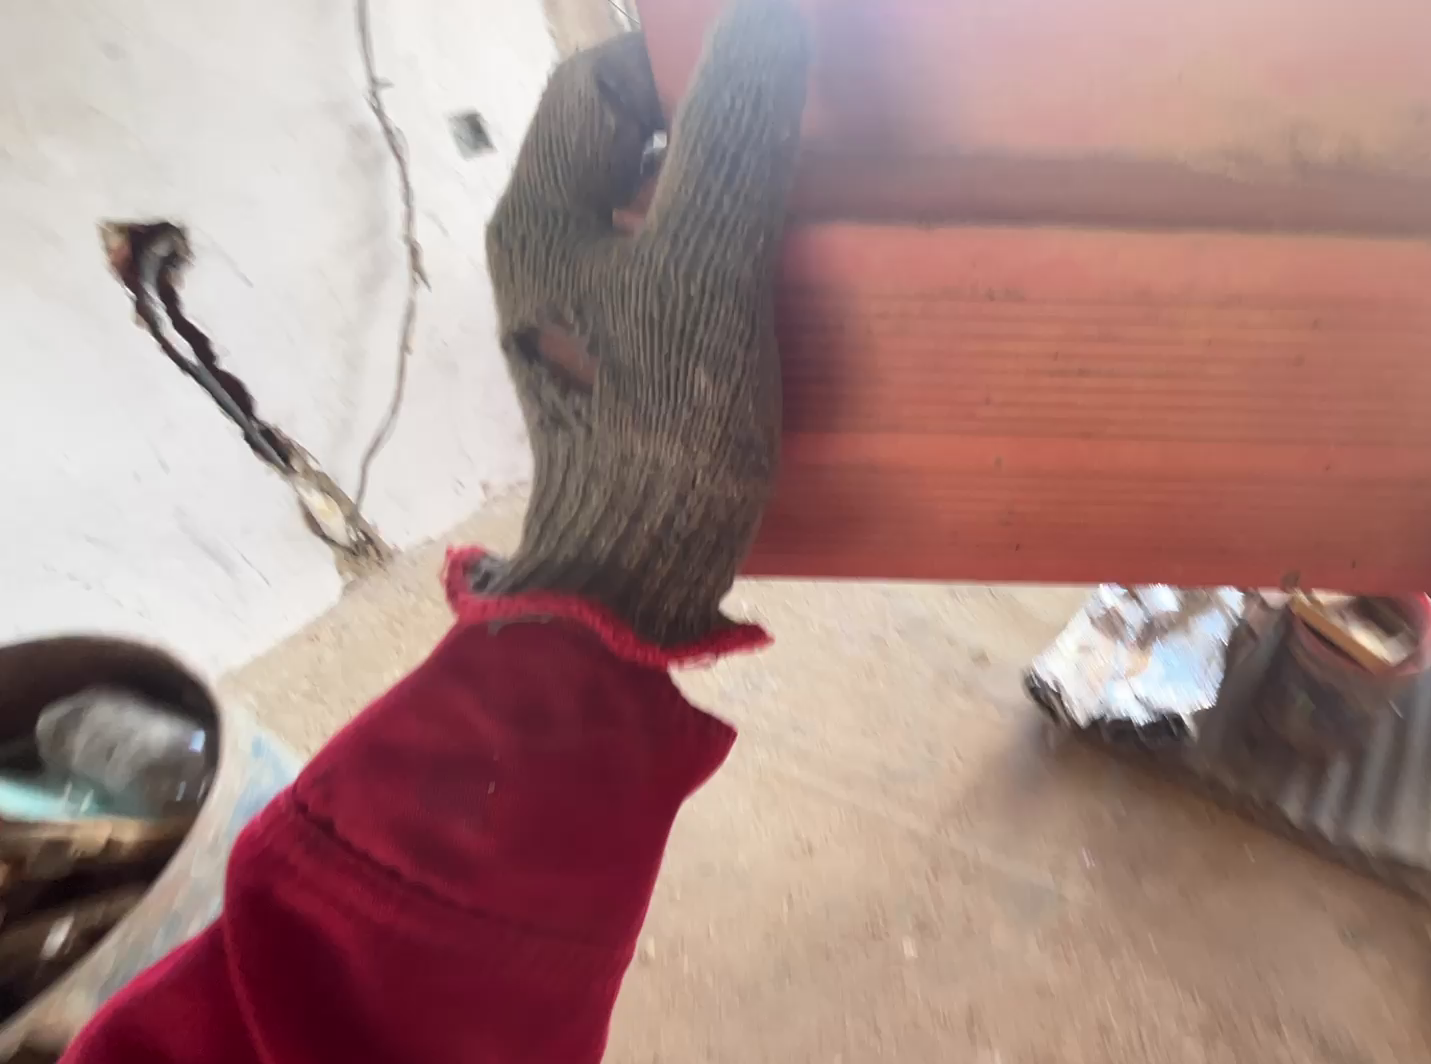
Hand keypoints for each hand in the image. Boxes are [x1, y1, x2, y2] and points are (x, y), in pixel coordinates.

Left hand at [475, 0, 809, 645]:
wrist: (647, 563)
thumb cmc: (667, 420)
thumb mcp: (706, 272)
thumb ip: (733, 144)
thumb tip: (770, 20)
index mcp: (544, 217)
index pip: (598, 87)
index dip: (675, 61)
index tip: (764, 70)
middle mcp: (556, 261)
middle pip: (635, 156)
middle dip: (714, 133)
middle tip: (798, 140)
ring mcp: (595, 321)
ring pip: (667, 224)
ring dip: (733, 203)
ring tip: (807, 207)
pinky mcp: (638, 371)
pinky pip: (687, 286)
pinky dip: (736, 268)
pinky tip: (787, 286)